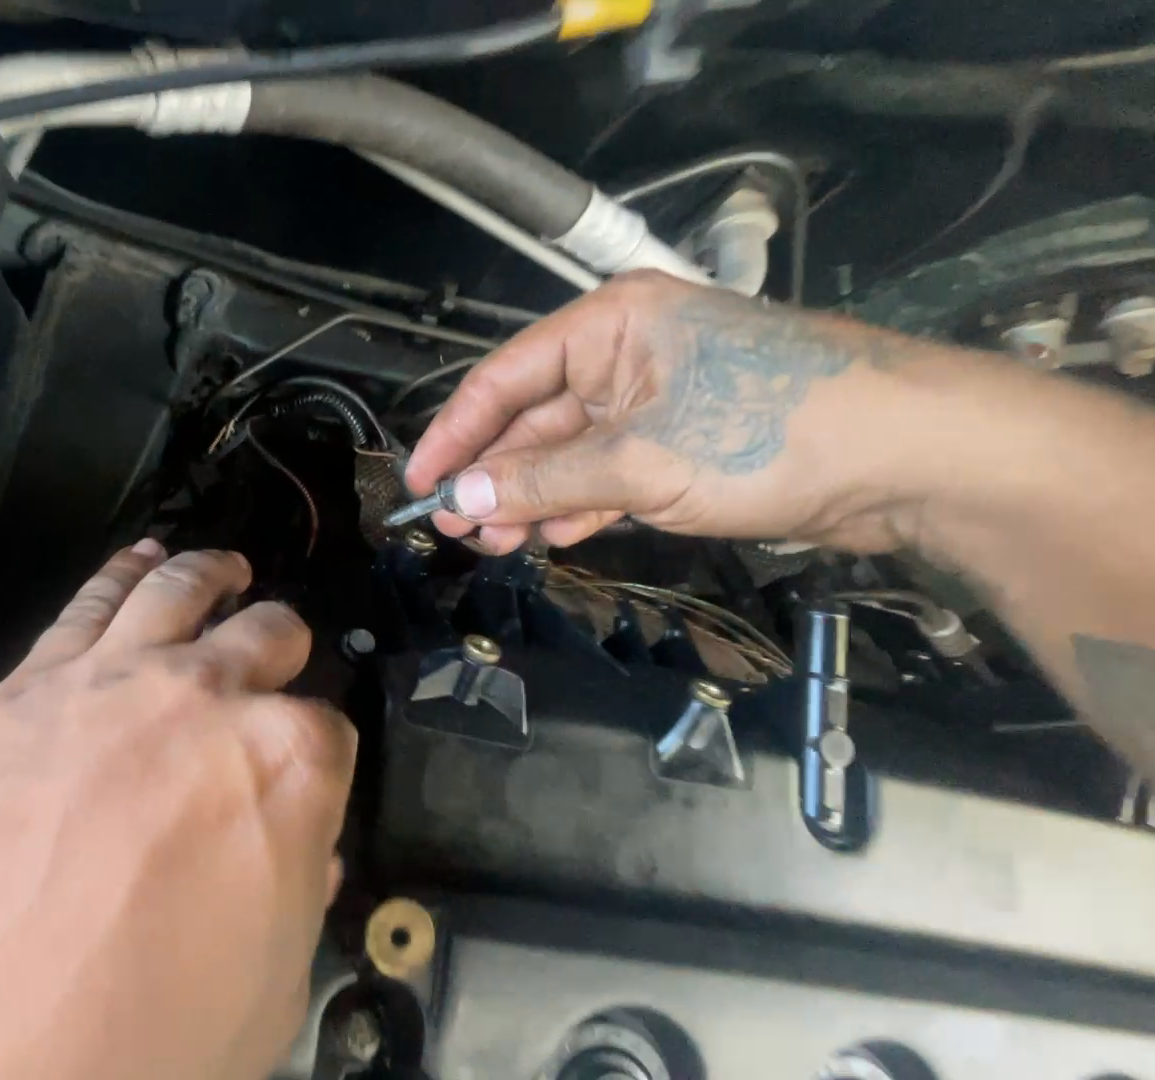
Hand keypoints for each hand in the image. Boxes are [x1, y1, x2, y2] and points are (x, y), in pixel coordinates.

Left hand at [0, 544, 354, 1079]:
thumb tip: (302, 847)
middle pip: (267, 635)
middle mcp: (210, 693)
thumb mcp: (267, 994)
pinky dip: (126, 568)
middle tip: (279, 649)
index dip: (321, 755)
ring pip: (182, 590)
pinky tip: (143, 557)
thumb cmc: (135, 1037)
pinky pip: (93, 598)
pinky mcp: (34, 678)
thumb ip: (298, 896)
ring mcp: (116, 673)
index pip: (331, 729)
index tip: (304, 774)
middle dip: (282, 643)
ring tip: (226, 566)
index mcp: (289, 764)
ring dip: (214, 573)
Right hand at [405, 272, 960, 553]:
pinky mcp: (677, 443)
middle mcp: (622, 354)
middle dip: (492, 478)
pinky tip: (547, 537)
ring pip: (564, 454)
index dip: (454, 434)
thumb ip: (542, 483)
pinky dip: (576, 506)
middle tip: (450, 528)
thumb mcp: (640, 462)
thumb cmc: (770, 433)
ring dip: (529, 501)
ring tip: (492, 545)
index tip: (419, 483)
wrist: (919, 460)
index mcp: (608, 325)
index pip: (503, 379)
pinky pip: (603, 474)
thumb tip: (458, 502)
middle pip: (530, 421)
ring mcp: (650, 401)